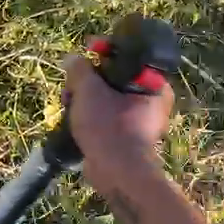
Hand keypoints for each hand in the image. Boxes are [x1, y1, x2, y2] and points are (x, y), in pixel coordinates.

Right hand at [63, 40, 174, 164]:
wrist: (117, 172)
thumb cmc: (108, 127)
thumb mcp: (89, 91)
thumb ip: (79, 69)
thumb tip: (72, 59)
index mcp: (154, 85)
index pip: (129, 56)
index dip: (105, 50)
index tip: (88, 51)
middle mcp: (152, 100)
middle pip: (114, 76)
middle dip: (88, 80)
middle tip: (72, 86)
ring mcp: (140, 119)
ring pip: (107, 96)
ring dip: (85, 97)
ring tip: (69, 104)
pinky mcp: (127, 134)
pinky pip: (106, 114)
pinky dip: (91, 113)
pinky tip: (74, 118)